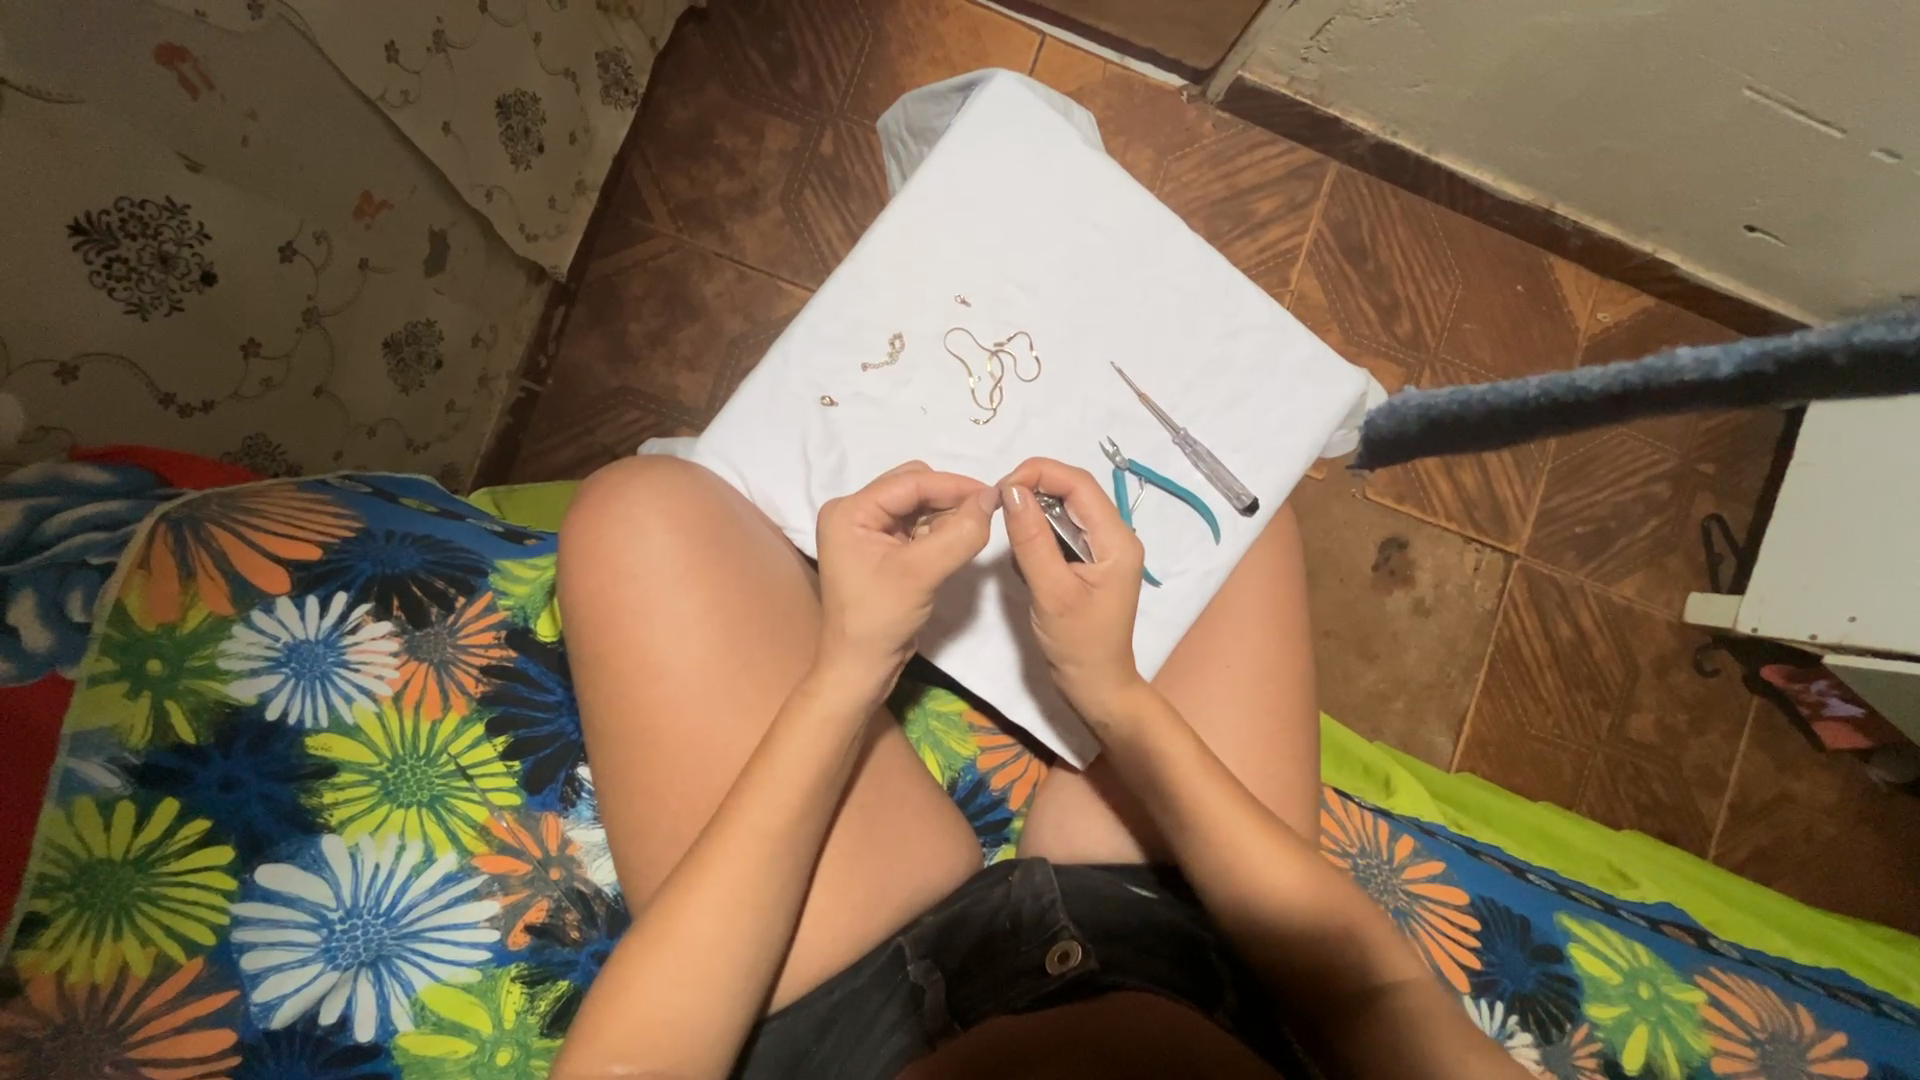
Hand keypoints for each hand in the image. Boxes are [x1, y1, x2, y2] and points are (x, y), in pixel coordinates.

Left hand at [815, 461, 997, 688]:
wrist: (861, 669)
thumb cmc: (880, 620)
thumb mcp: (921, 573)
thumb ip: (959, 533)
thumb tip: (992, 498)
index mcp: (849, 511)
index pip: (910, 481)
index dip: (954, 485)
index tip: (995, 494)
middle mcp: (854, 513)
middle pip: (914, 487)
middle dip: (949, 500)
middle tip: (982, 517)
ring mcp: (867, 531)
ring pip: (919, 505)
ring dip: (946, 516)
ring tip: (967, 537)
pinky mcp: (882, 549)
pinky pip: (917, 526)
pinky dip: (939, 532)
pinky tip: (953, 548)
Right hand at [998, 457, 1149, 725]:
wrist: (1095, 687)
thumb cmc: (1077, 644)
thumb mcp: (1050, 591)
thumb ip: (1031, 539)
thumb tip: (1010, 490)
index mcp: (1117, 540)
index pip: (1079, 483)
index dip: (1039, 474)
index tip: (1001, 488)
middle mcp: (1115, 536)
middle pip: (1073, 491)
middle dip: (1033, 490)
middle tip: (998, 506)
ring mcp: (1102, 550)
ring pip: (1064, 510)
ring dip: (1034, 515)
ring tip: (1011, 538)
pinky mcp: (1088, 563)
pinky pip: (1061, 533)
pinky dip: (1037, 537)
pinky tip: (1025, 563)